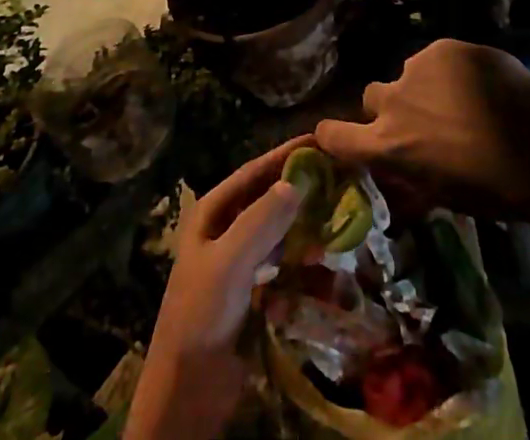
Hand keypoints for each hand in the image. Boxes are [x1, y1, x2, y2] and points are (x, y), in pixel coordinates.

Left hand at [125, 137, 310, 439]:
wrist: (187, 388)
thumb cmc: (202, 314)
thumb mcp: (229, 262)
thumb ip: (261, 220)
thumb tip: (295, 182)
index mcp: (214, 213)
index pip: (255, 171)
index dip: (286, 154)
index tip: (321, 141)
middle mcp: (228, 229)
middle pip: (272, 200)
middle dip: (305, 195)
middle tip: (342, 186)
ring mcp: (242, 261)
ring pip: (284, 234)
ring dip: (308, 234)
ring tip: (336, 237)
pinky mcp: (255, 291)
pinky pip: (286, 268)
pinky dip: (304, 269)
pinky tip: (323, 276)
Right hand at [313, 40, 529, 223]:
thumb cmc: (492, 187)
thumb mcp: (440, 195)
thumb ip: (407, 179)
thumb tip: (395, 179)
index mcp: (386, 146)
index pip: (332, 135)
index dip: (334, 134)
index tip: (341, 134)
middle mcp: (392, 103)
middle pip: (372, 97)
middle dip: (391, 107)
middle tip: (424, 118)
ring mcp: (417, 70)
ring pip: (408, 75)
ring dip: (424, 87)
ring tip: (462, 100)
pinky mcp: (445, 48)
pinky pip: (437, 58)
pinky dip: (451, 70)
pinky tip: (480, 84)